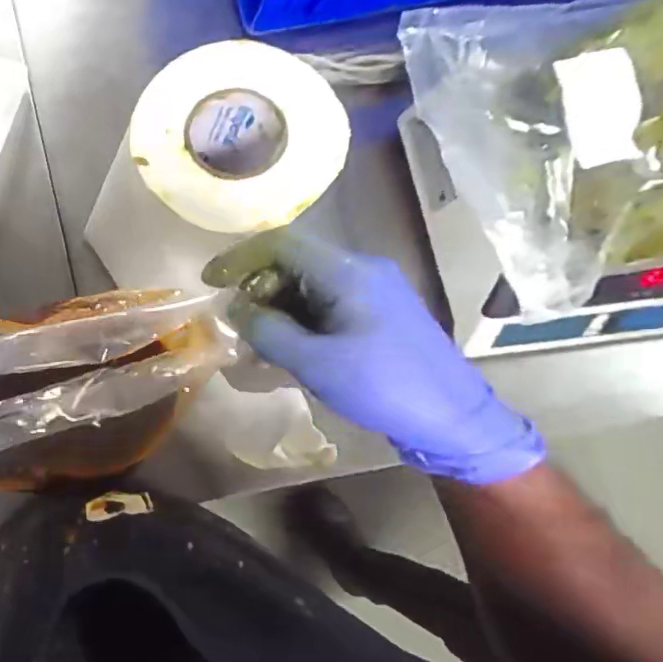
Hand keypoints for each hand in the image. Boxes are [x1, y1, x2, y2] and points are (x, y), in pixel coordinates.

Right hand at [204, 229, 543, 484]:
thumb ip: (268, 331)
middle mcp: (362, 271)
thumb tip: (234, 307)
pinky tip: (285, 351)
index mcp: (349, 272)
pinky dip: (298, 321)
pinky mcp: (377, 315)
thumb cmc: (381, 387)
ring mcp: (373, 292)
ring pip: (309, 285)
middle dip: (257, 288)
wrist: (452, 418)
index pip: (283, 243)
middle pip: (294, 262)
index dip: (240, 257)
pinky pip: (326, 305)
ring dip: (276, 308)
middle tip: (235, 325)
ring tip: (255, 345)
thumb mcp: (315, 362)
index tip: (210, 282)